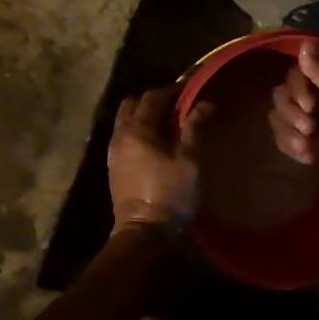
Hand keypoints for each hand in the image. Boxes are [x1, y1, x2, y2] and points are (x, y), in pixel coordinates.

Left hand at [108, 85, 211, 232]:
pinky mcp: (113, 166)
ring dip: (142, 115)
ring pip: (124, 120)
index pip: (152, 97)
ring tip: (166, 123)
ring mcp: (113, 152)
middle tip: (175, 105)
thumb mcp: (189, 159)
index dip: (171, 89)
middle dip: (152, 99)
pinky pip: (123, 136)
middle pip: (131, 104)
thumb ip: (194, 128)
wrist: (143, 231)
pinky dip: (137, 130)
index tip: (188, 89)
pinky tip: (154, 142)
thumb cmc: (170, 194)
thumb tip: (205, 103)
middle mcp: (120, 135)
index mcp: (138, 130)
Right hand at [269, 42, 318, 168]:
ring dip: (290, 133)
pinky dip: (291, 147)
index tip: (309, 105)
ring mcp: (301, 115)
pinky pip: (280, 137)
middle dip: (292, 114)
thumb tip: (305, 44)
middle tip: (310, 128)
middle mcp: (308, 91)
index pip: (293, 74)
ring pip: (277, 117)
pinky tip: (309, 156)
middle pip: (281, 95)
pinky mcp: (298, 136)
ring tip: (308, 146)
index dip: (297, 90)